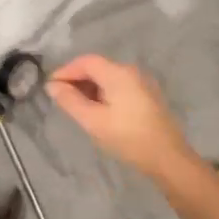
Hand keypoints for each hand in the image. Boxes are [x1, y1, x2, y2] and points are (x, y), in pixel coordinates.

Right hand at [45, 55, 193, 179]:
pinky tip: (97, 110)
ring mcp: (141, 83)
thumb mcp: (93, 121)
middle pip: (97, 67)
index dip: (66, 71)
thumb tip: (52, 86)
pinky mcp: (146, 95)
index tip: (51, 87)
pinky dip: (103, 93)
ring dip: (89, 87)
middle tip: (61, 99)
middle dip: (76, 79)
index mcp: (118, 73)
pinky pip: (118, 86)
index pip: (86, 61)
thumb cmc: (127, 137)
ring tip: (76, 107)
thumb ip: (70, 101)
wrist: (167, 157)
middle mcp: (131, 72)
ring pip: (107, 77)